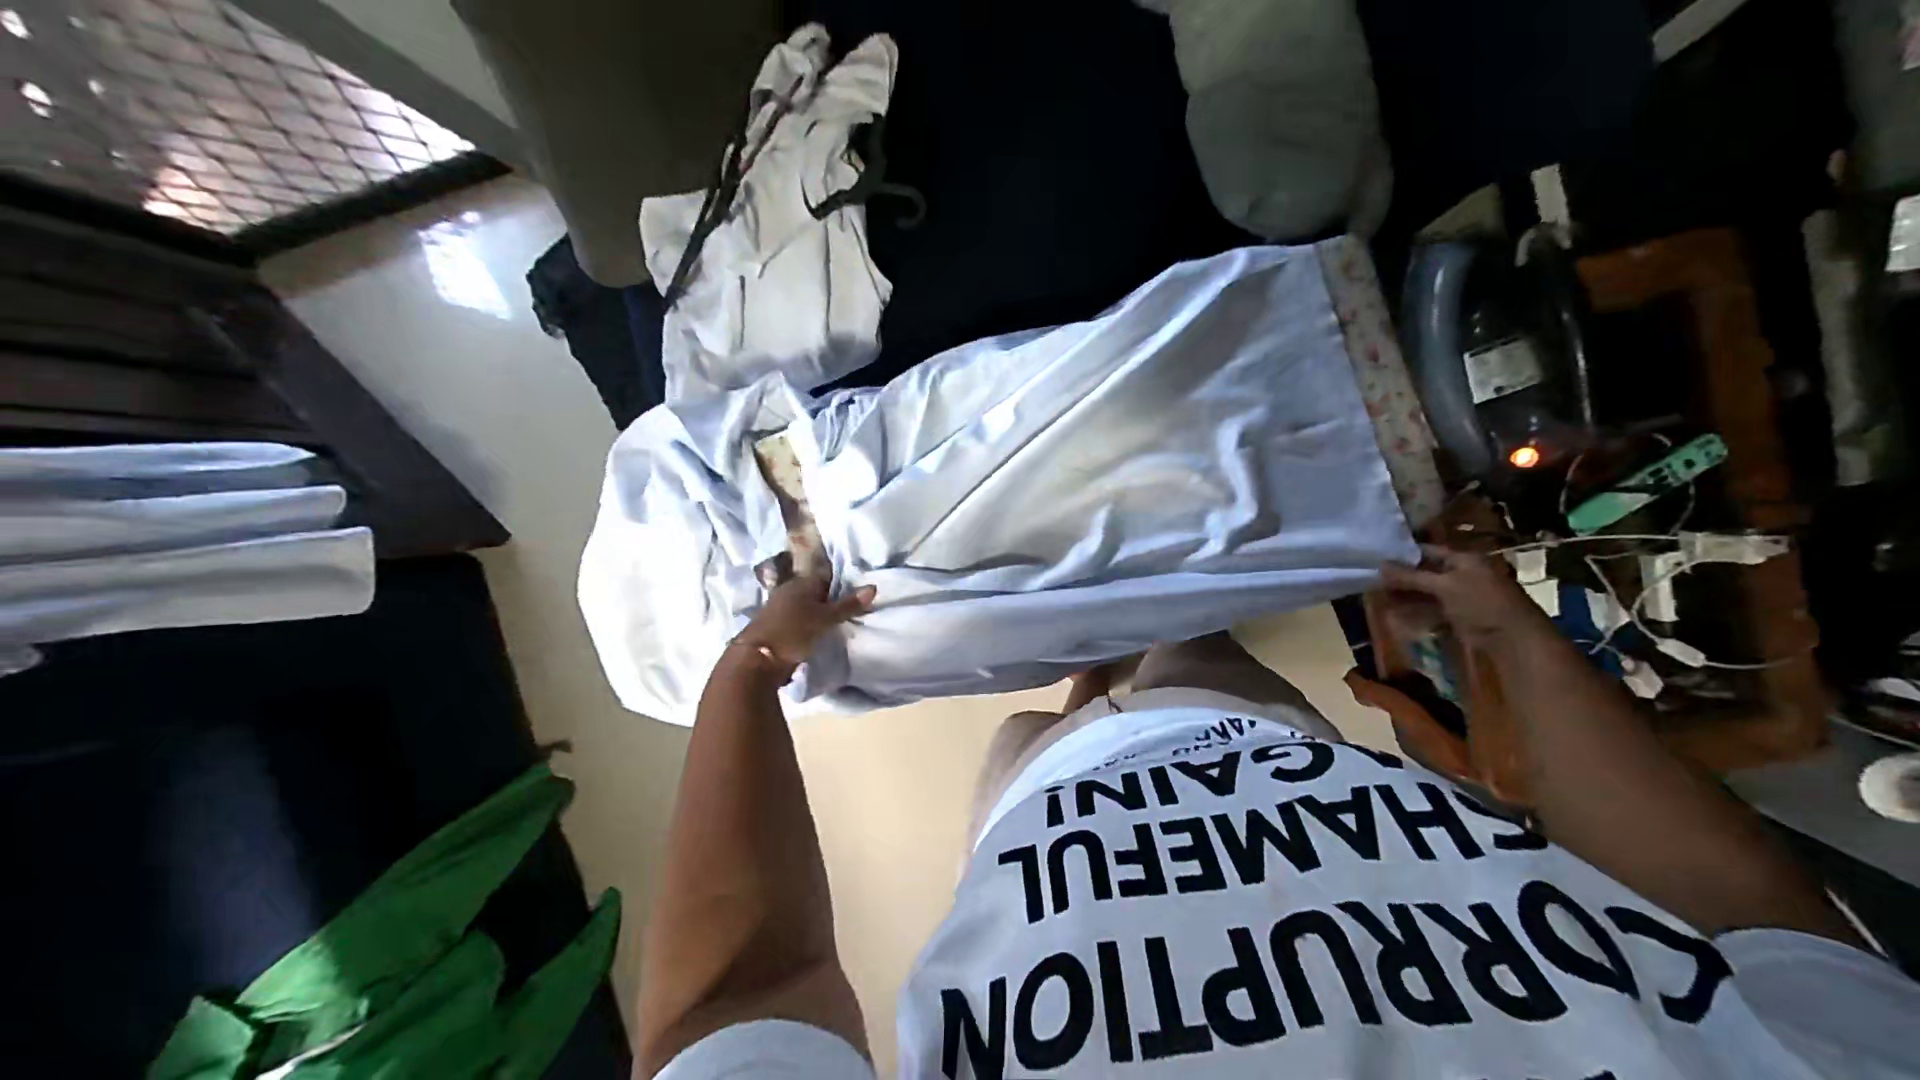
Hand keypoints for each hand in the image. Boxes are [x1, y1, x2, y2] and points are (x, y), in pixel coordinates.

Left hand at [736, 576, 876, 667]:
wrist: (757, 660)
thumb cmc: (793, 633)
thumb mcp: (825, 619)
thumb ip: (848, 605)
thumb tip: (872, 586)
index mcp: (801, 583)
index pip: (826, 574)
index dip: (842, 580)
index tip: (858, 588)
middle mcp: (789, 590)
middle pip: (815, 590)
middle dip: (831, 597)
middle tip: (853, 606)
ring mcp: (780, 608)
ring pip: (807, 605)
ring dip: (820, 612)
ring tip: (840, 620)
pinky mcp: (776, 625)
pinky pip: (799, 619)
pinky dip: (810, 623)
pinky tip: (820, 631)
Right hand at [1379, 545, 1549, 651]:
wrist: (1513, 638)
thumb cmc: (1481, 603)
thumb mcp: (1444, 585)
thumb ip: (1411, 576)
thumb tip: (1379, 565)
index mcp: (1464, 560)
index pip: (1427, 551)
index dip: (1403, 553)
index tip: (1377, 557)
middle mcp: (1462, 574)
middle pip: (1424, 573)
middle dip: (1400, 578)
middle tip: (1373, 581)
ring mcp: (1460, 596)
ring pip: (1425, 593)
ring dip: (1404, 597)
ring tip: (1379, 599)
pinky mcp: (1458, 616)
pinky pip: (1430, 610)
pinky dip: (1414, 613)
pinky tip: (1395, 616)